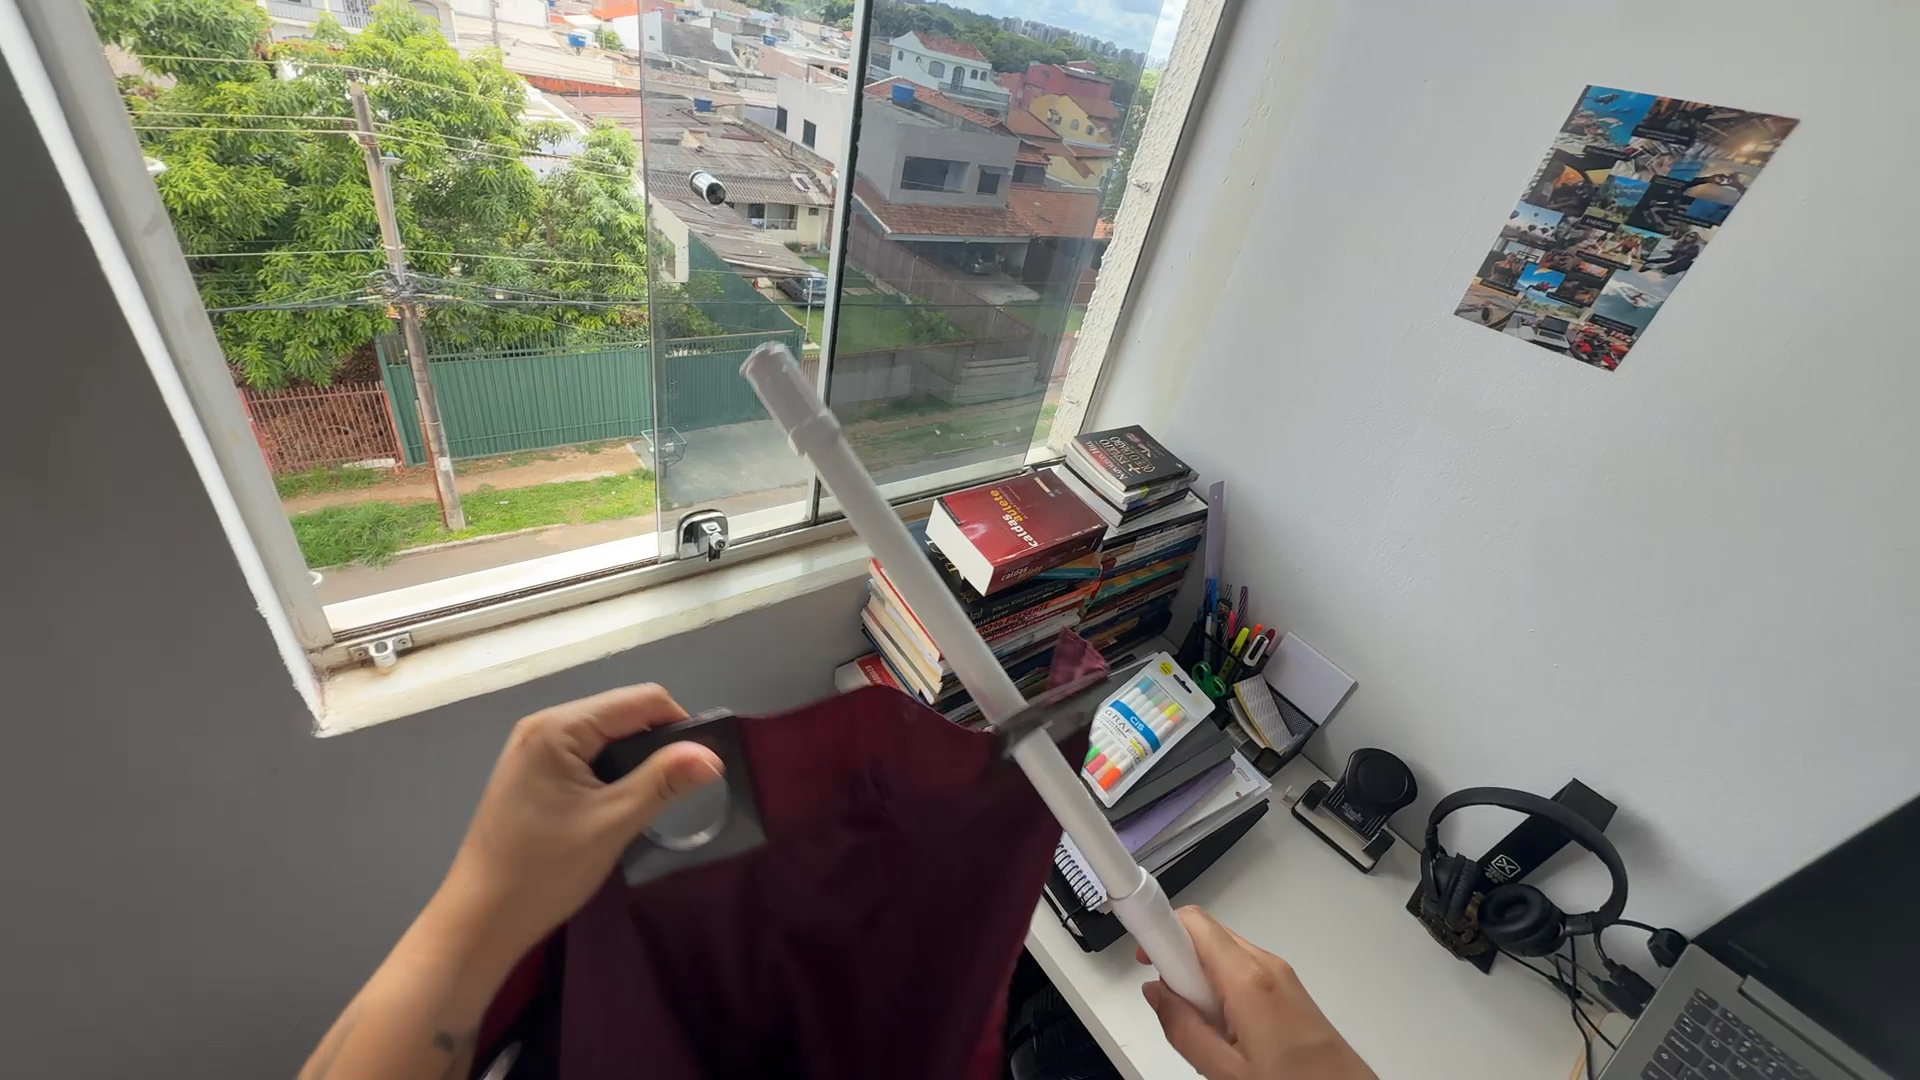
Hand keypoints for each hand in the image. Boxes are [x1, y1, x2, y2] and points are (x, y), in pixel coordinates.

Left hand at [437, 684, 723, 960]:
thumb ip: (665, 780)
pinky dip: (615, 767)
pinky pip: (591, 750)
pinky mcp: (534, 769)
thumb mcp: (613, 823)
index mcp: (559, 728)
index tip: (695, 768)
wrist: (476, 927)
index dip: (679, 726)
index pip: (642, 700)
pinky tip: (617, 800)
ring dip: (638, 757)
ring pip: (611, 731)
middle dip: (658, 741)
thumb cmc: (542, 873)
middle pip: (625, 711)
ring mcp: (535, 747)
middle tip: (674, 787)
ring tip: (648, 796)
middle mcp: (544, 725)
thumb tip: (714, 756)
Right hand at [1137, 907, 1375, 1079]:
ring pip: (1221, 952)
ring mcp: (1281, 974)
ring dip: (1200, 976)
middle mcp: (1265, 963)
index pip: (1191, 921)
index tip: (1140, 951)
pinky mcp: (1291, 988)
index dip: (1158, 927)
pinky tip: (1230, 1031)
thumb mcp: (1228, 1075)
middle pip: (1203, 934)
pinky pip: (1241, 968)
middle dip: (1178, 960)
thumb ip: (1183, 1030)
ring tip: (1208, 1030)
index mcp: (1247, 978)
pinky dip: (1223, 986)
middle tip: (1175, 1005)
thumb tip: (1154, 993)